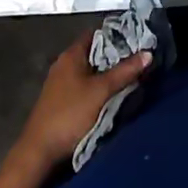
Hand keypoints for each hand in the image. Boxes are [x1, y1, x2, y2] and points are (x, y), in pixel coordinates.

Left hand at [17, 27, 151, 162]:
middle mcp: (65, 65)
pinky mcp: (63, 100)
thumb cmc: (70, 115)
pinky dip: (102, 85)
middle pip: (96, 51)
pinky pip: (88, 84)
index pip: (97, 33)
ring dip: (111, 72)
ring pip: (93, 70)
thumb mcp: (101, 91)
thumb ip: (125, 71)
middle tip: (142, 56)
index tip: (139, 37)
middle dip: (118, 54)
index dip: (118, 33)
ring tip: (135, 73)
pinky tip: (116, 91)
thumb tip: (149, 52)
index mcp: (71, 56)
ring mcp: (62, 83)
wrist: (39, 153)